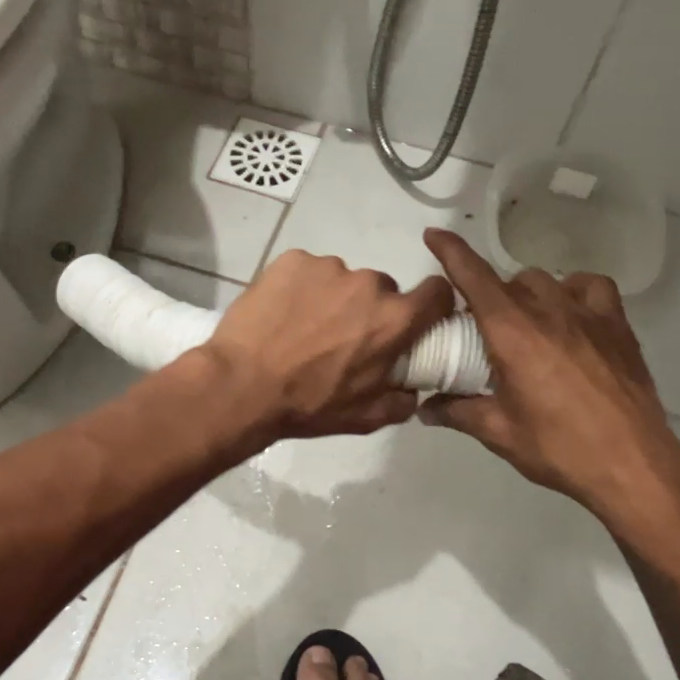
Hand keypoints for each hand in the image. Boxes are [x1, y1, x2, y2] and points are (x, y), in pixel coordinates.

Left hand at [197, 250, 454, 440]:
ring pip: (343, 280)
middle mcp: (369, 284)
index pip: (437, 292)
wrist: (241, 385)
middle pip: (383, 290)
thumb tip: (411, 389)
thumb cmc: (308, 405)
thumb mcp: (366, 419)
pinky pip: (308, 271)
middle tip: (340, 339)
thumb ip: (402, 400)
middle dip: (369, 311)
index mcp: (395, 320)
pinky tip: (281, 314)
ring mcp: (328, 267)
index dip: (430, 305)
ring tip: (302, 329)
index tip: (415, 319)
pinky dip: (300, 288)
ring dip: (332, 299)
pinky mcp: (291, 260)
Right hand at [418, 229, 679, 528]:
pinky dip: (573, 291)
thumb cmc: (558, 448)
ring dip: (526, 295)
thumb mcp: (499, 432)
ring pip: (545, 281)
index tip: (433, 234)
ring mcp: (587, 313)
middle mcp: (547, 310)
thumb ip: (458, 412)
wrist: (631, 463)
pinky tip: (569, 315)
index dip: (450, 251)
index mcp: (512, 332)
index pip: (473, 276)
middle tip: (482, 336)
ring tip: (524, 327)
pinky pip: (590, 286)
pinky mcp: (617, 325)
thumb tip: (425, 409)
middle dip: (488, 299)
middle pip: (508, 282)